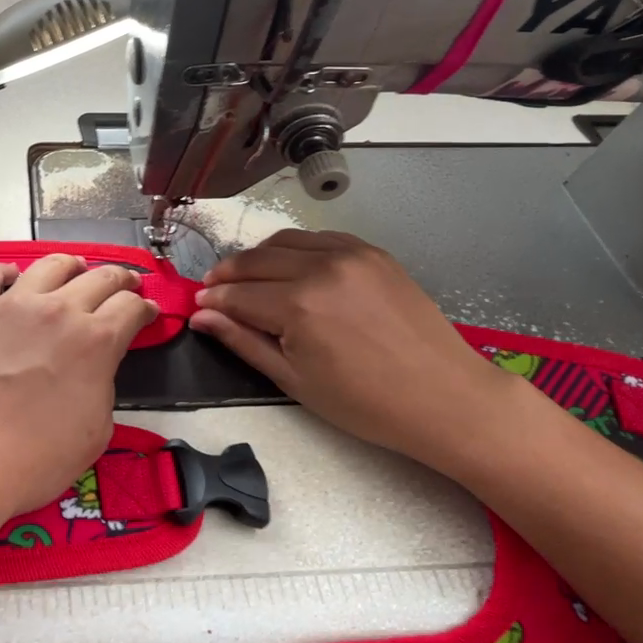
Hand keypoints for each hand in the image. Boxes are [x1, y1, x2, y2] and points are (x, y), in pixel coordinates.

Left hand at [0, 254, 160, 524]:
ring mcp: (14, 305)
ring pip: (50, 265)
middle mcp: (59, 310)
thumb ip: (103, 385)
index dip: (145, 309)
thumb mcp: (96, 430)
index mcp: (97, 339)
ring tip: (77, 268)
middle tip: (127, 286)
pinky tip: (12, 277)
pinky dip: (5, 272)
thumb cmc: (37, 458)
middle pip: (99, 277)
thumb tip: (95, 368)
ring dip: (72, 265)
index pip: (131, 307)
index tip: (148, 313)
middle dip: (120, 280)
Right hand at [189, 230, 530, 468]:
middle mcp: (320, 268)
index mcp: (299, 305)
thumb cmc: (366, 403)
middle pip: (255, 261)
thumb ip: (244, 341)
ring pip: (284, 242)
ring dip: (258, 258)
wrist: (444, 397)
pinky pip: (319, 239)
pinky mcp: (373, 252)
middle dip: (228, 275)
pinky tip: (290, 268)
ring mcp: (350, 254)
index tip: (197, 307)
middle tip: (213, 292)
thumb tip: (202, 317)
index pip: (238, 294)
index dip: (212, 301)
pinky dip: (295, 249)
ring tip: (247, 279)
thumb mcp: (294, 380)